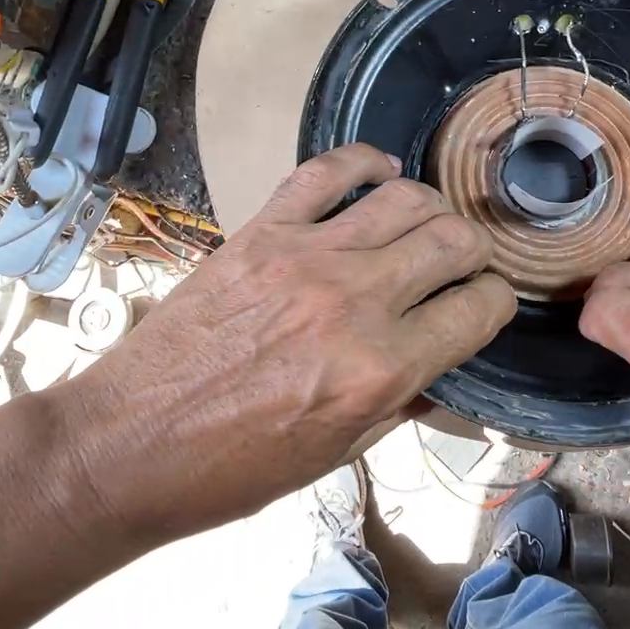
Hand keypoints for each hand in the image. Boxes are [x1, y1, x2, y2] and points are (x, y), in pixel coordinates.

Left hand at [63, 144, 515, 541]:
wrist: (133, 441)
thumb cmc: (235, 468)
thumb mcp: (336, 456)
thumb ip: (399, 403)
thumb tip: (438, 369)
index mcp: (381, 370)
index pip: (478, 310)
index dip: (496, 303)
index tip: (487, 302)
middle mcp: (356, 301)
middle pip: (452, 241)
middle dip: (474, 250)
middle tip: (462, 262)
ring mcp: (307, 255)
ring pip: (403, 198)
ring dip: (431, 207)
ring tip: (425, 222)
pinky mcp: (263, 230)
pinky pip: (325, 172)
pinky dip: (363, 160)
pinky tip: (380, 169)